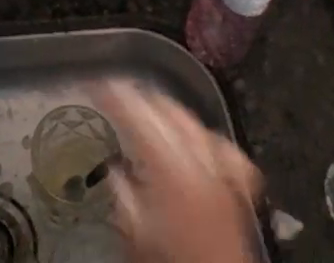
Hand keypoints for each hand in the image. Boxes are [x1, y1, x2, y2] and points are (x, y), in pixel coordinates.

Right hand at [101, 83, 263, 262]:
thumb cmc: (168, 262)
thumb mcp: (133, 234)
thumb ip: (123, 196)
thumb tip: (114, 169)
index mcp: (170, 170)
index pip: (139, 118)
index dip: (116, 98)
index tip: (96, 88)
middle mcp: (199, 162)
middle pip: (168, 113)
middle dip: (140, 97)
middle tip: (117, 93)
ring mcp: (221, 172)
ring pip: (195, 124)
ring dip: (169, 110)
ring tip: (149, 105)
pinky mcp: (236, 188)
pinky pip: (224, 149)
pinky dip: (207, 137)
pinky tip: (200, 138)